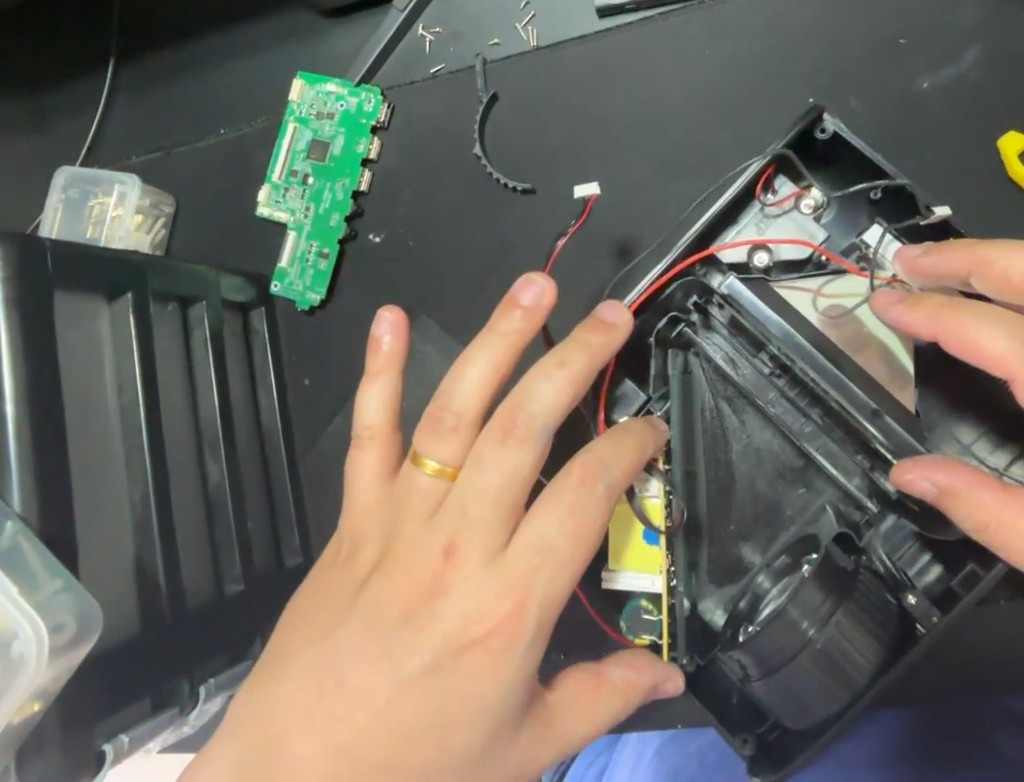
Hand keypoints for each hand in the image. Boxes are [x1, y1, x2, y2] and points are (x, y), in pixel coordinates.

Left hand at [185, 274, 680, 781]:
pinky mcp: (353, 516)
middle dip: (574, 361)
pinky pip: (369, 435)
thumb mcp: (524, 750)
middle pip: (524, 428)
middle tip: (612, 314)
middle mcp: (460, 543)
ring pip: (454, 412)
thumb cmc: (417, 768)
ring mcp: (400, 519)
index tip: (651, 428)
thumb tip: (670, 675)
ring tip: (534, 289)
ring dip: (497, 342)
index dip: (629, 449)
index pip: (586, 495)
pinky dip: (379, 373)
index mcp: (512, 602)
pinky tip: (390, 319)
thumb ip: (602, 698)